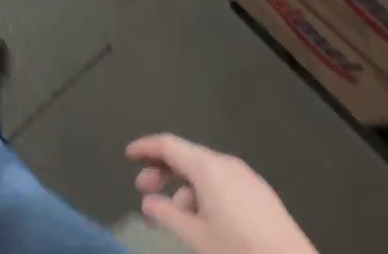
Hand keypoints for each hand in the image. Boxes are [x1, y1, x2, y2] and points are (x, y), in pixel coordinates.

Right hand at [127, 134, 316, 253]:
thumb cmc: (240, 251)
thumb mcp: (198, 237)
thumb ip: (168, 216)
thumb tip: (149, 202)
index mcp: (208, 168)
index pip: (168, 145)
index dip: (145, 148)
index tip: (128, 156)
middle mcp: (226, 164)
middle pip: (186, 156)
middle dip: (162, 170)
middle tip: (144, 191)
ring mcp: (246, 178)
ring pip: (205, 172)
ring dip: (184, 188)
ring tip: (177, 218)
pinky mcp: (260, 194)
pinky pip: (222, 182)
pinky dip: (204, 193)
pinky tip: (204, 221)